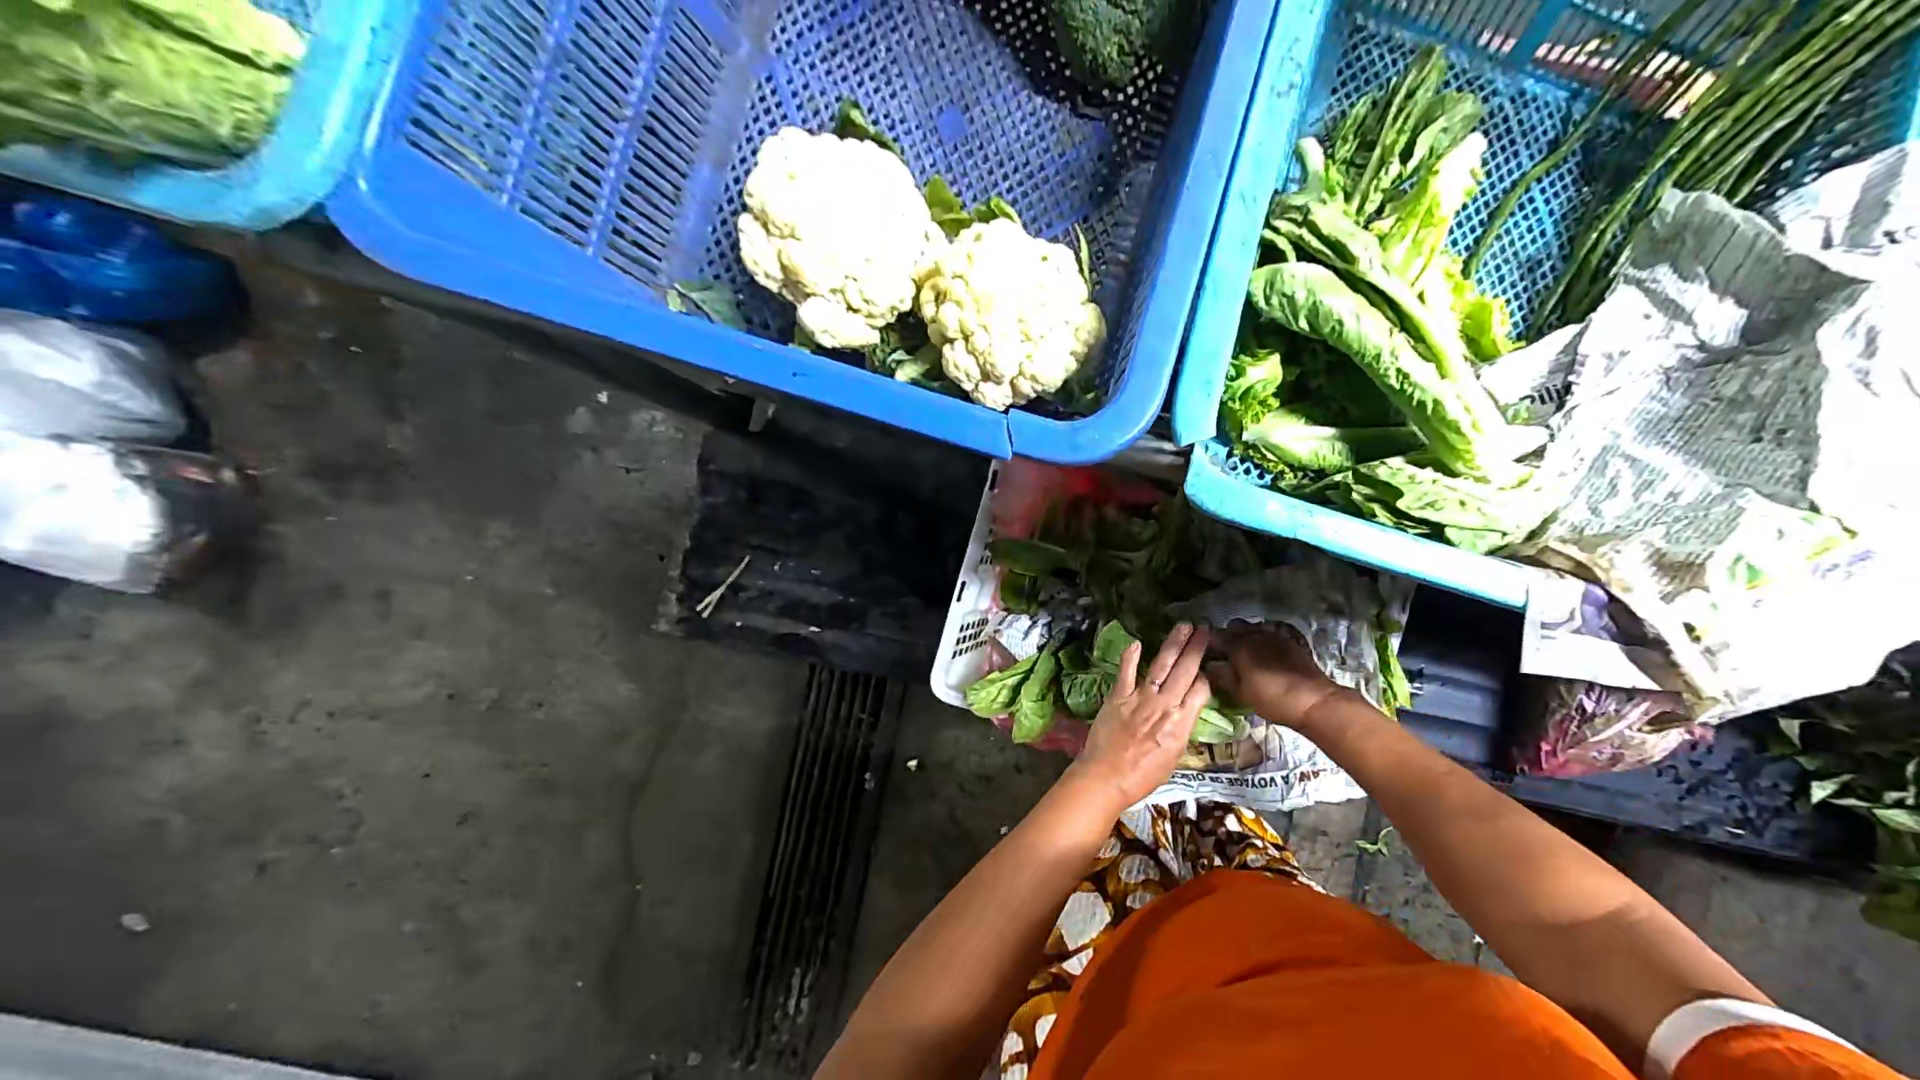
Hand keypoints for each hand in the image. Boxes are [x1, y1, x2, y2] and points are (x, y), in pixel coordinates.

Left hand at [1066, 623, 1211, 813]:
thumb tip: (1184, 713)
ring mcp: (1139, 698)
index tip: (1210, 663)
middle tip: (1205, 629)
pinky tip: (1136, 642)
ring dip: (1173, 644)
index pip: (1200, 691)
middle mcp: (1163, 705)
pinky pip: (1126, 672)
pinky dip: (1130, 657)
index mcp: (1180, 723)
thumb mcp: (1174, 757)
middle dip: (1197, 648)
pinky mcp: (1117, 696)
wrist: (1106, 777)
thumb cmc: (1142, 776)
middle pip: (1185, 670)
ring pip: (1161, 665)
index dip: (1206, 676)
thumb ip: (1180, 730)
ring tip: (1184, 626)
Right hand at [1207, 621, 1347, 730]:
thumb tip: (1209, 665)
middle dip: (1227, 636)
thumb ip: (1221, 675)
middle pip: (1234, 626)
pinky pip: (1270, 633)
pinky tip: (1264, 654)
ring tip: (1245, 654)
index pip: (1214, 636)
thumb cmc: (1271, 698)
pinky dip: (1262, 640)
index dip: (1206, 643)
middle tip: (1224, 654)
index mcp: (1238, 644)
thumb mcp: (1240, 692)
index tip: (1202, 653)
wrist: (1314, 701)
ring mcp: (1275, 635)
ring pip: (1253, 628)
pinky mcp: (1291, 642)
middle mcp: (1255, 634)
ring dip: (1246, 636)